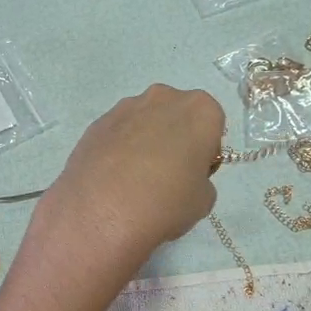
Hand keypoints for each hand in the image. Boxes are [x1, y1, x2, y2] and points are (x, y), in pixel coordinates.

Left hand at [42, 83, 225, 257]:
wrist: (100, 212)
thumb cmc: (165, 203)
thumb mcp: (204, 200)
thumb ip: (201, 177)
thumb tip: (183, 174)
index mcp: (199, 110)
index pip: (212, 123)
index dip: (205, 149)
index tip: (194, 171)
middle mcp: (163, 97)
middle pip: (177, 115)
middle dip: (175, 137)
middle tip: (167, 174)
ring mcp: (126, 106)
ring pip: (146, 120)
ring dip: (146, 140)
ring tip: (135, 178)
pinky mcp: (98, 121)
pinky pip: (119, 131)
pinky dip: (120, 147)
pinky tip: (113, 176)